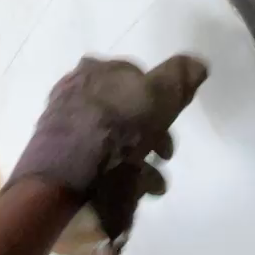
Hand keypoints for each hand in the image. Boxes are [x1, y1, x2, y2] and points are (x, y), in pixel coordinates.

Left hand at [9, 54, 208, 254]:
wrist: (63, 180)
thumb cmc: (115, 133)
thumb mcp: (158, 97)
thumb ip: (179, 78)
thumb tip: (196, 62)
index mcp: (97, 69)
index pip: (137, 76)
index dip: (161, 100)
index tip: (173, 124)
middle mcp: (76, 88)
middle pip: (125, 109)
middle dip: (151, 133)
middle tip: (164, 156)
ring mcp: (63, 121)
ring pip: (112, 136)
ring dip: (138, 158)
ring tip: (152, 184)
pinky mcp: (57, 154)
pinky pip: (95, 157)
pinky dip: (116, 171)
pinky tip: (129, 192)